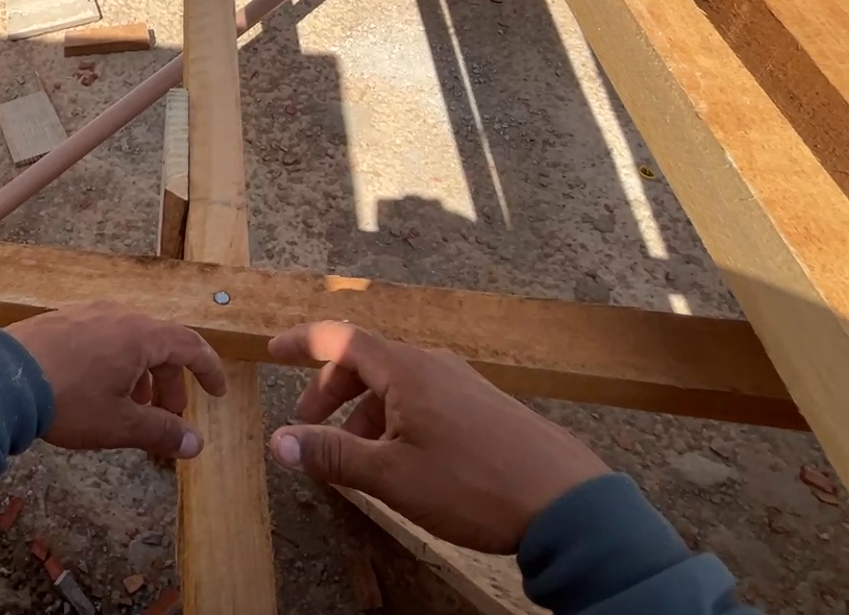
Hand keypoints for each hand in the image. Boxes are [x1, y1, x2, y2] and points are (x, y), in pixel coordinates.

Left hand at [6, 301, 226, 459]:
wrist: (4, 378)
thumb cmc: (69, 399)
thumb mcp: (120, 424)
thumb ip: (162, 432)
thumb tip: (195, 444)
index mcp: (140, 334)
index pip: (190, 344)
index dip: (209, 369)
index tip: (218, 392)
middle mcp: (118, 314)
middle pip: (159, 345)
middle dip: (169, 384)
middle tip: (167, 419)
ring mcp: (87, 313)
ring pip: (129, 341)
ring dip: (141, 375)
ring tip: (130, 409)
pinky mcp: (63, 319)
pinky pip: (103, 337)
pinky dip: (115, 363)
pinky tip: (98, 391)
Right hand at [266, 322, 609, 552]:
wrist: (576, 511)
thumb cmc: (475, 485)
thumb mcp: (392, 476)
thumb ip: (331, 455)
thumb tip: (277, 443)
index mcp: (404, 369)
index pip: (338, 337)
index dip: (301, 341)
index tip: (273, 351)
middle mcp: (432, 364)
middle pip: (364, 361)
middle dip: (329, 391)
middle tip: (310, 426)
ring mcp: (464, 382)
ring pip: (395, 383)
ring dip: (364, 409)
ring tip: (357, 453)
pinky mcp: (487, 406)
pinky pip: (424, 396)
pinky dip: (396, 416)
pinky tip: (404, 456)